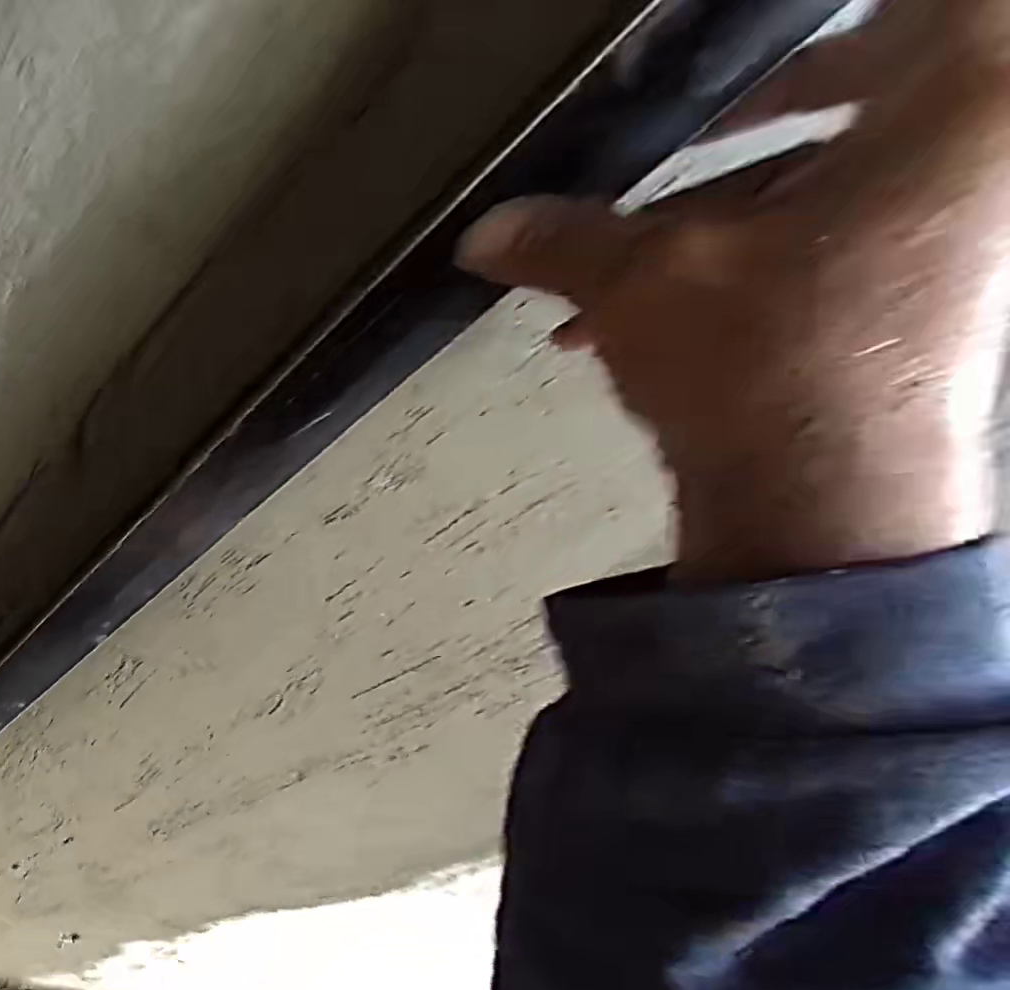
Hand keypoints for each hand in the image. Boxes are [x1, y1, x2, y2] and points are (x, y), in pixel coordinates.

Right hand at [456, 0, 1009, 581]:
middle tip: (682, 138)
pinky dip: (725, 267)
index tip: (742, 57)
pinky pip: (816, 246)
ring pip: (824, 185)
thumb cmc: (764, 361)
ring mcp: (954, 231)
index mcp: (965, 110)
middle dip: (746, 129)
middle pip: (868, 93)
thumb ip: (561, 241)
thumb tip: (483, 231)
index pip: (914, 10)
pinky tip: (632, 318)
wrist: (817, 488)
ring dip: (705, 222)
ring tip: (604, 278)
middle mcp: (984, 157)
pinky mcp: (912, 295)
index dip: (807, 38)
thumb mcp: (638, 281)